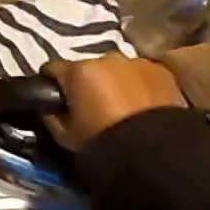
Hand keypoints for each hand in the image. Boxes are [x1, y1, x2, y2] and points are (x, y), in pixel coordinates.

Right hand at [42, 54, 187, 150]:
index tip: (53, 96)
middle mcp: (106, 59)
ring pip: (114, 69)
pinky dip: (137, 84)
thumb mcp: (65, 136)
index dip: (50, 82)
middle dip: (86, 82)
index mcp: (78, 72)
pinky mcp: (160, 70)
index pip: (52, 68)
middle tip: (91, 105)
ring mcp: (136, 62)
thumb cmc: (102, 141)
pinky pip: (140, 74)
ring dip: (113, 82)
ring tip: (120, 105)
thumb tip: (49, 108)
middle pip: (86, 67)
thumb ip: (51, 117)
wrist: (153, 151)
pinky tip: (141, 104)